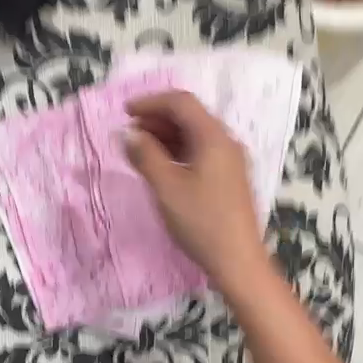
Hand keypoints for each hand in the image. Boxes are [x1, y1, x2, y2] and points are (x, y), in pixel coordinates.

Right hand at [122, 91, 270, 287]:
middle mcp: (226, 142)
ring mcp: (230, 160)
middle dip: (157, 119)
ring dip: (166, 136)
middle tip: (129, 131)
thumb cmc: (201, 221)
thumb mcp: (166, 187)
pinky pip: (201, 152)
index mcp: (213, 137)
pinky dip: (178, 151)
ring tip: (140, 148)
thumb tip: (127, 134)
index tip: (125, 111)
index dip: (151, 102)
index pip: (181, 102)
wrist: (237, 260)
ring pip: (195, 135)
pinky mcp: (229, 178)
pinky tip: (161, 166)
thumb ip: (145, 155)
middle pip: (190, 116)